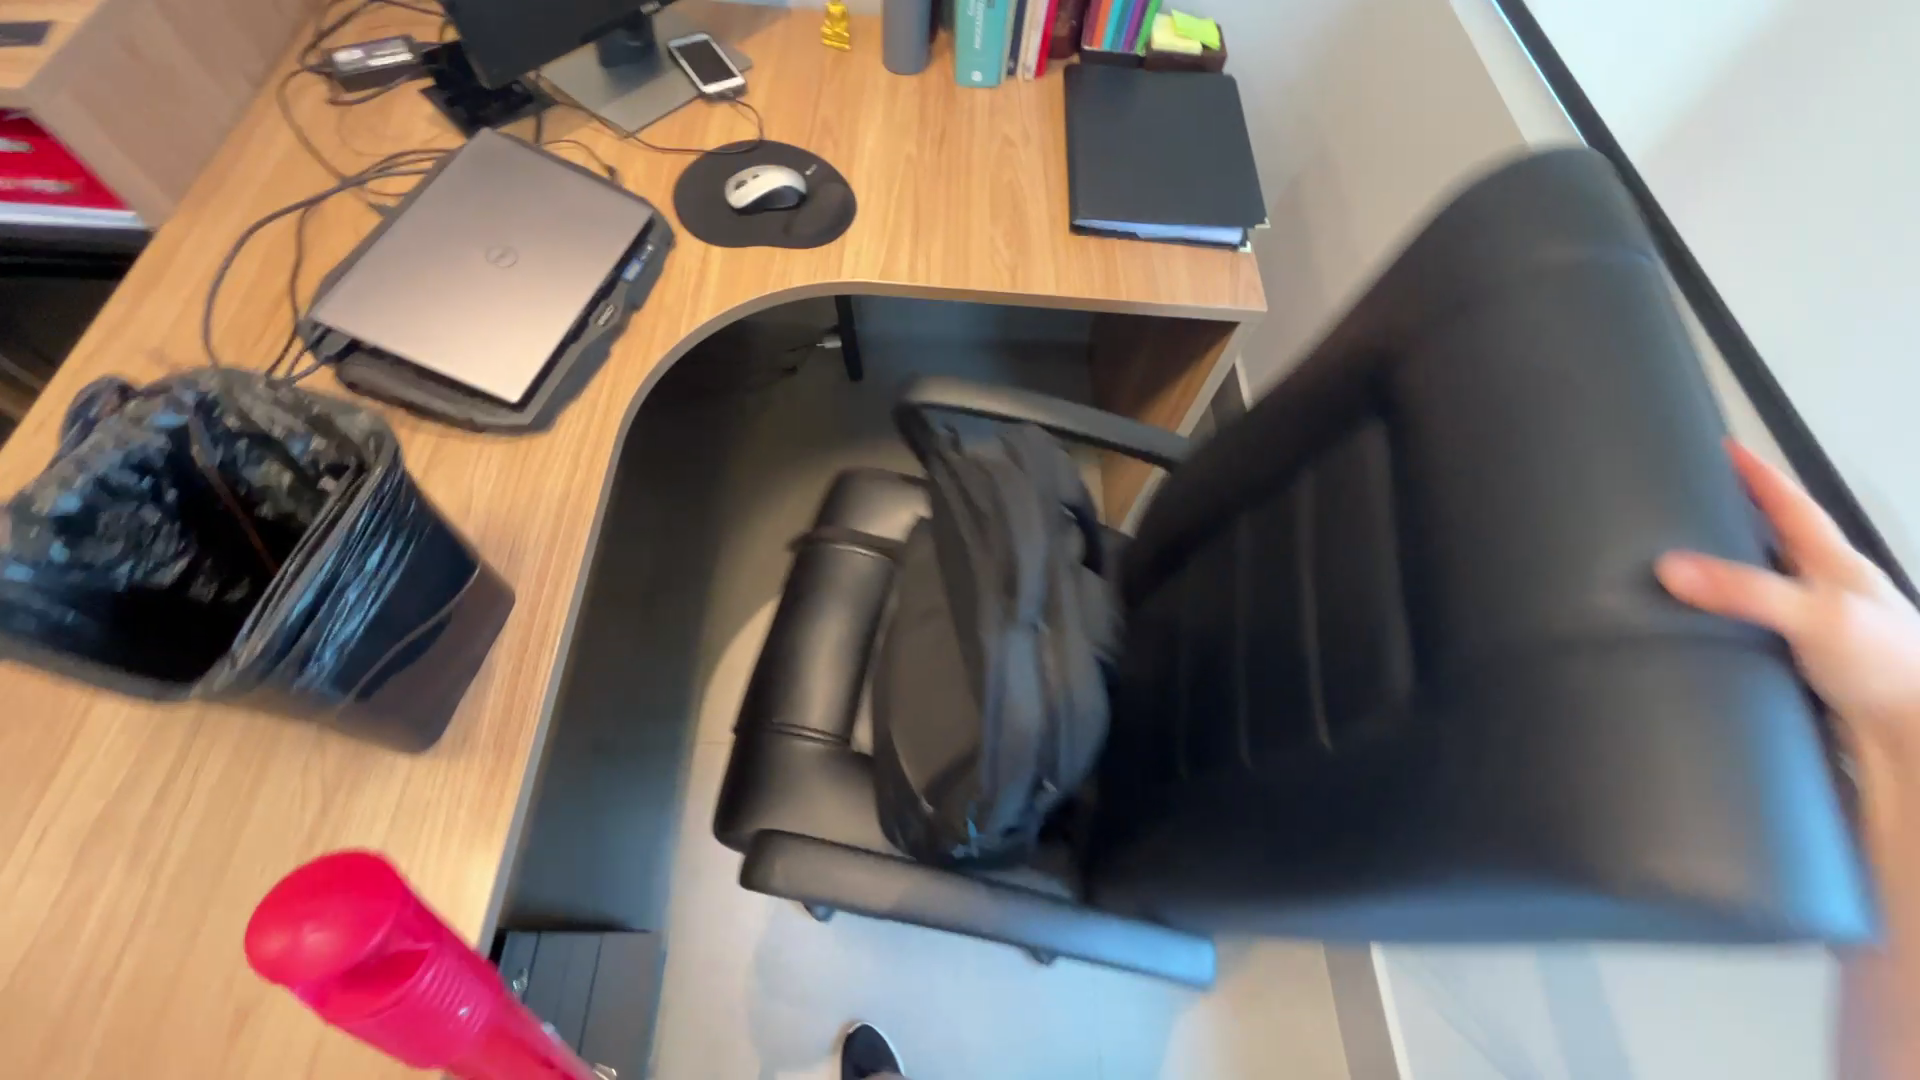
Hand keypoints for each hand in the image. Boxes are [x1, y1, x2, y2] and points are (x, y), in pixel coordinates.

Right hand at [1656, 441, 1919, 764]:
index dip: (1758, 474)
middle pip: (1775, 542)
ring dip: (1724, 573)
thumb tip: (1670, 565)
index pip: (1791, 505)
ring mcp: (1813, 628)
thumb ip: (1743, 590)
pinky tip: (1695, 627)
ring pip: (1761, 587)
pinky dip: (1719, 619)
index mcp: (1836, 567)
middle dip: (1735, 519)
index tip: (1726, 448)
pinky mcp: (1796, 661)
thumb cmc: (1892, 668)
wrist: (1913, 736)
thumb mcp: (1818, 616)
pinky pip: (1747, 628)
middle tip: (1689, 501)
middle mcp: (1826, 592)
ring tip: (1676, 562)